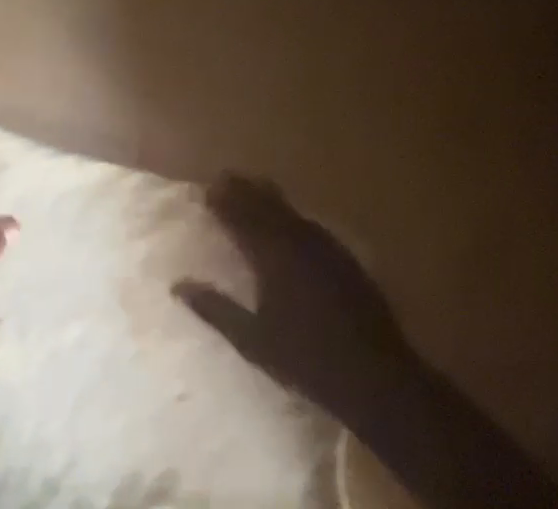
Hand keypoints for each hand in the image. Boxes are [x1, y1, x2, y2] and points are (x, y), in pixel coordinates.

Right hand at [174, 174, 413, 414]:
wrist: (379, 379)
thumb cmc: (307, 359)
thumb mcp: (252, 340)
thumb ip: (214, 308)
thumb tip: (178, 285)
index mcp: (272, 258)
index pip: (242, 218)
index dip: (223, 202)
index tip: (206, 189)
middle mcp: (299, 245)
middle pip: (268, 206)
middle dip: (245, 190)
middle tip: (226, 177)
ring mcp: (328, 252)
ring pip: (293, 213)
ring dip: (271, 199)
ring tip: (255, 188)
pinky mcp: (348, 264)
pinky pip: (314, 227)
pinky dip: (296, 217)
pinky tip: (295, 223)